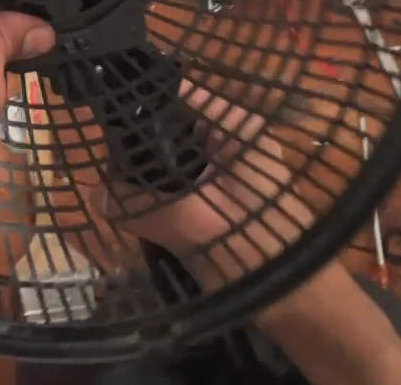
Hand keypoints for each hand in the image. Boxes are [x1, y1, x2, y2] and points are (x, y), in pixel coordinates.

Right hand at [102, 84, 313, 291]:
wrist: (305, 310)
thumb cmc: (258, 251)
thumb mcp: (192, 225)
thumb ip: (139, 205)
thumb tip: (94, 195)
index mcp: (234, 125)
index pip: (175, 91)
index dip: (137, 98)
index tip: (99, 114)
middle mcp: (231, 135)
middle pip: (168, 122)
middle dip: (136, 143)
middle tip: (102, 162)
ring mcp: (228, 164)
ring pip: (170, 153)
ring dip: (145, 172)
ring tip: (115, 187)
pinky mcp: (222, 192)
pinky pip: (179, 178)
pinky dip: (159, 190)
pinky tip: (137, 206)